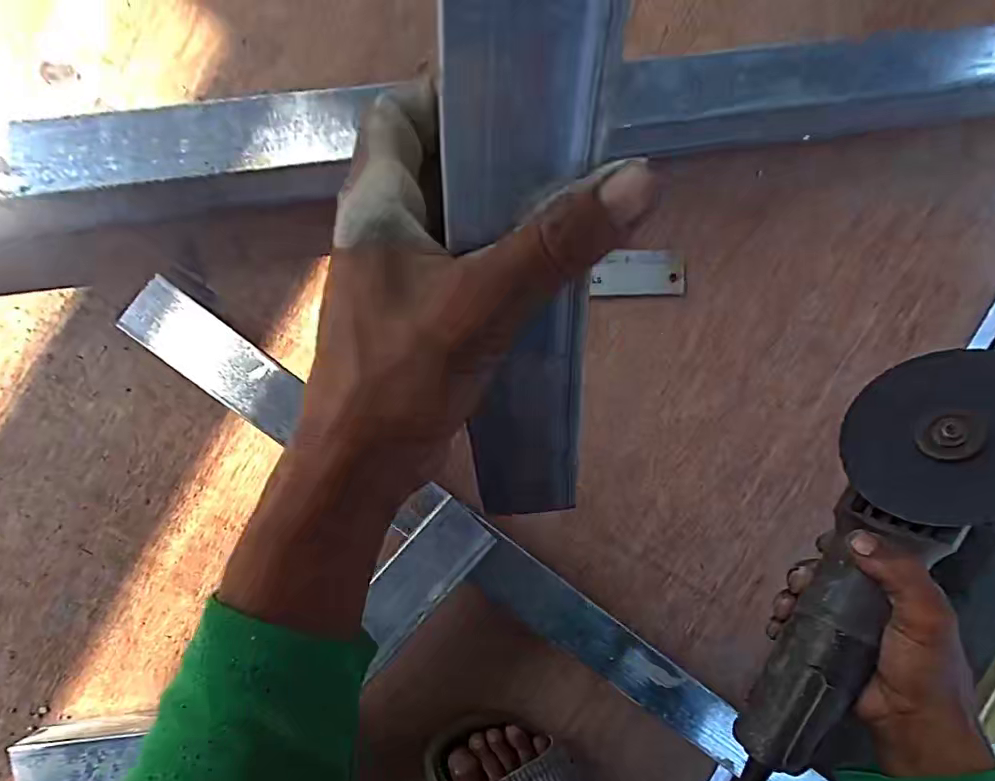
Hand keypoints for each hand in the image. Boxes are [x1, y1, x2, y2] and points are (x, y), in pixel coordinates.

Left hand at [219, 80, 656, 636]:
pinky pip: (458, 273)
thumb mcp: (478, 308)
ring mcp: (394, 282)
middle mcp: (379, 236)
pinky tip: (539, 275)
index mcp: (375, 210)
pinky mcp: (412, 321)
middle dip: (493, 157)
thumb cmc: (397, 384)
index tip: (512, 104)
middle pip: (434, 167)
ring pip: (452, 225)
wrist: (357, 470)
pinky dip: (495, 265)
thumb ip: (552, 246)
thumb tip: (637, 180)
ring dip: (501, 217)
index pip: (398, 116)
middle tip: (559, 157)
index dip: (448, 97)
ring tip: (563, 210)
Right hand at [769, 531, 994, 777]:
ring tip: (783, 607)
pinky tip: (777, 625)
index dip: (840, 549)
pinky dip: (781, 622)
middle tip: (798, 583)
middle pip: (827, 578)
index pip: (864, 558)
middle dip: (806, 574)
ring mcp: (842, 630)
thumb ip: (900, 573)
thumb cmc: (925, 668)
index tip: (820, 547)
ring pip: (806, 601)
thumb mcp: (926, 613)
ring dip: (788, 597)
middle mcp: (868, 607)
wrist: (910, 722)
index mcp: (898, 592)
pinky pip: (795, 628)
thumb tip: (856, 538)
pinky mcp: (821, 651)